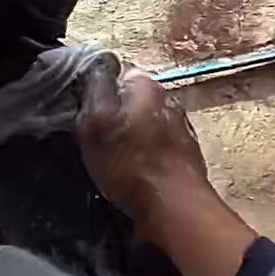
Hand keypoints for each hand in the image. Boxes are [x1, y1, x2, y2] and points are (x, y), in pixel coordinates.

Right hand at [77, 60, 257, 275]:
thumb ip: (95, 90)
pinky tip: (136, 169)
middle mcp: (168, 98)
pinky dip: (147, 151)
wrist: (174, 207)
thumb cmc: (128, 164)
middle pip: (132, 98)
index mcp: (145, 85)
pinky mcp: (188, 151)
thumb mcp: (95, 124)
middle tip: (98, 135)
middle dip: (117, 111)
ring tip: (116, 155)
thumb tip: (97, 68)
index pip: (116, 72)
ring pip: (146, 120)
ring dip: (133, 132)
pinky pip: (159, 143)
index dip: (98, 89)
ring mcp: (182, 125)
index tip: (87, 109)